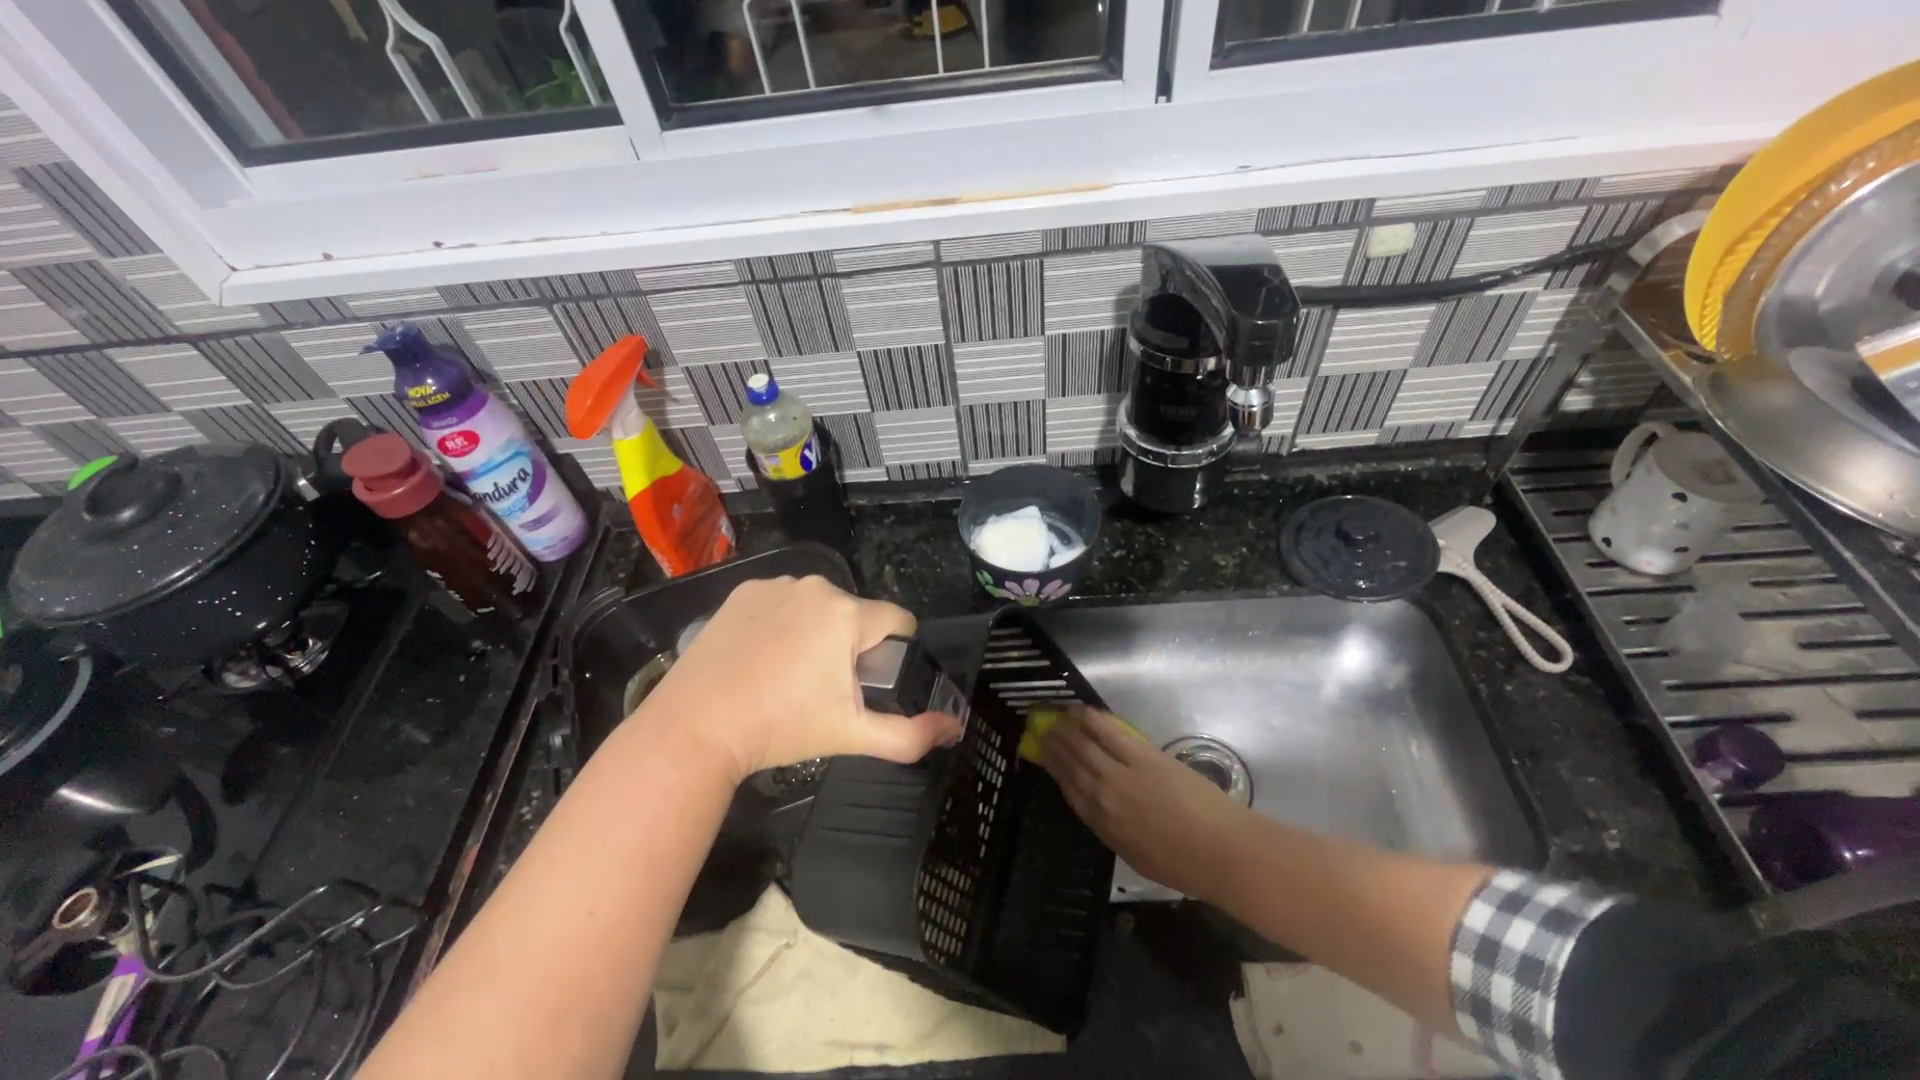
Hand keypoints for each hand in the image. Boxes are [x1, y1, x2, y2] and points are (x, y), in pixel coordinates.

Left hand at [638, 575, 961, 781]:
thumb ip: (909, 735)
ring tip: (789, 677)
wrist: (697, 726)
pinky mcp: (741, 593)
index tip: (870, 685)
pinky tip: (762, 660)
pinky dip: (781, 625)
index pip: (898, 622)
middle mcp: (815, 587)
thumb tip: (954, 728)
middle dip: (852, 647)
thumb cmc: (781, 727)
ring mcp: (774, 586)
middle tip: (824, 691)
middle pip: (856, 615)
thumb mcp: (851, 735)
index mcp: (847, 614)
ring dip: (817, 634)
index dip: (894, 654)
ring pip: (818, 608)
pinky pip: (781, 603)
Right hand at [1036, 706, 1250, 902]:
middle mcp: (1105, 797)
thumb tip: (1102, 810)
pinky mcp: (1145, 757)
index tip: (1040, 754)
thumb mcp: (1135, 855)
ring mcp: (1123, 774)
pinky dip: (1091, 720)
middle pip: (1072, 766)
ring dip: (1066, 729)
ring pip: (1084, 746)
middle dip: (1054, 746)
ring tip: (1055, 717)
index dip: (1052, 770)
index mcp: (1102, 826)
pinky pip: (1110, 733)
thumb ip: (1113, 830)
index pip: (1069, 791)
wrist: (1222, 851)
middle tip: (1042, 730)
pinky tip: (1078, 711)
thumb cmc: (1185, 864)